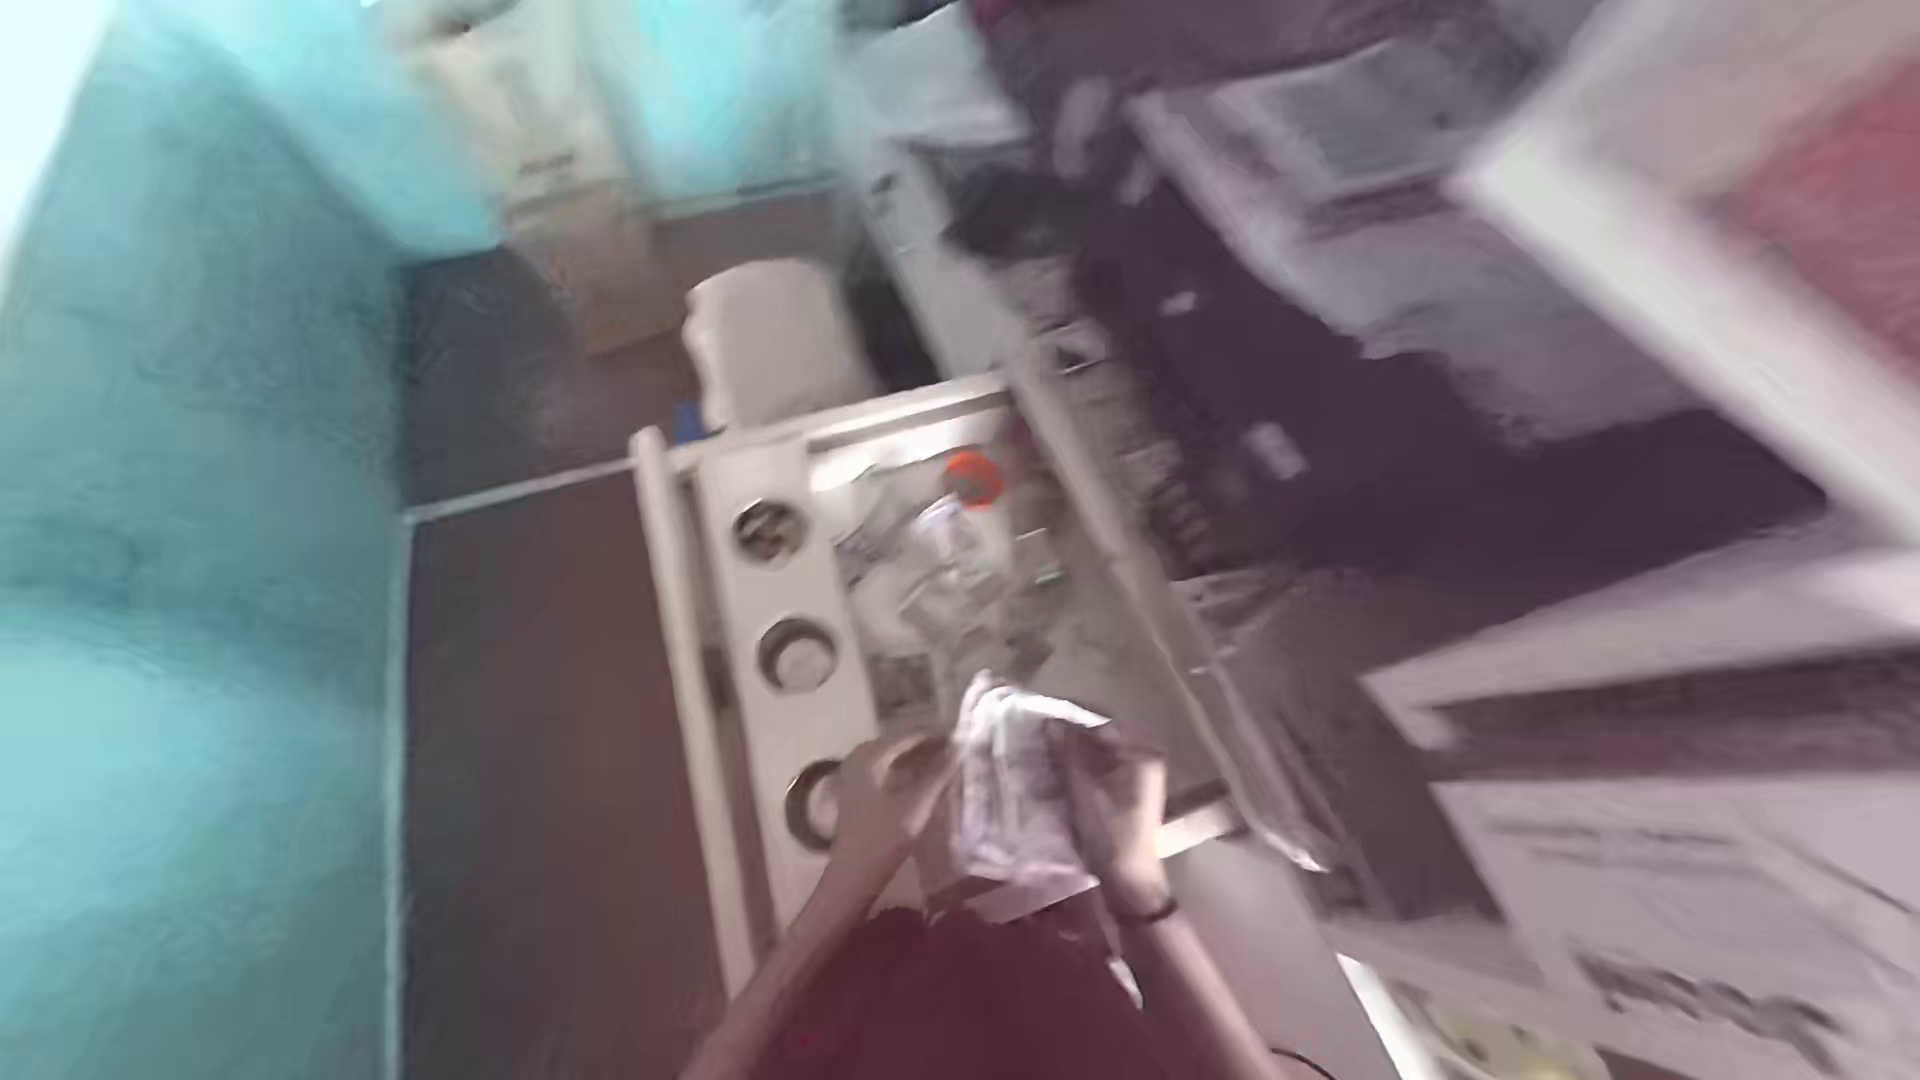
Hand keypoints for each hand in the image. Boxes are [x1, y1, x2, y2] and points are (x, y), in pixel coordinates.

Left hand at [828, 729, 956, 874]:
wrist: (852, 875)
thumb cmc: (884, 840)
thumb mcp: (917, 806)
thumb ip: (939, 773)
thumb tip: (959, 747)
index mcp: (870, 755)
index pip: (910, 734)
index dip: (937, 735)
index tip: (961, 739)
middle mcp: (859, 754)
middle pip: (900, 741)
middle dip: (929, 744)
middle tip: (957, 750)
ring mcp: (855, 768)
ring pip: (894, 753)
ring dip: (918, 756)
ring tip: (946, 761)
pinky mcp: (857, 784)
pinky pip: (885, 764)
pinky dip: (905, 766)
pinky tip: (924, 775)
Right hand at [1048, 721, 1171, 916]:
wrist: (1129, 885)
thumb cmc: (1109, 834)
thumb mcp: (1082, 789)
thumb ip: (1067, 751)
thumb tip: (1049, 720)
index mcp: (1141, 754)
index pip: (1101, 724)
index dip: (1070, 723)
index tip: (1042, 725)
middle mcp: (1144, 761)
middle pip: (1100, 739)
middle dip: (1070, 739)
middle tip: (1040, 741)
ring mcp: (1137, 779)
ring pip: (1098, 756)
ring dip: (1073, 755)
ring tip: (1045, 756)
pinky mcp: (1127, 795)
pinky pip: (1100, 771)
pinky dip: (1080, 770)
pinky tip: (1059, 775)